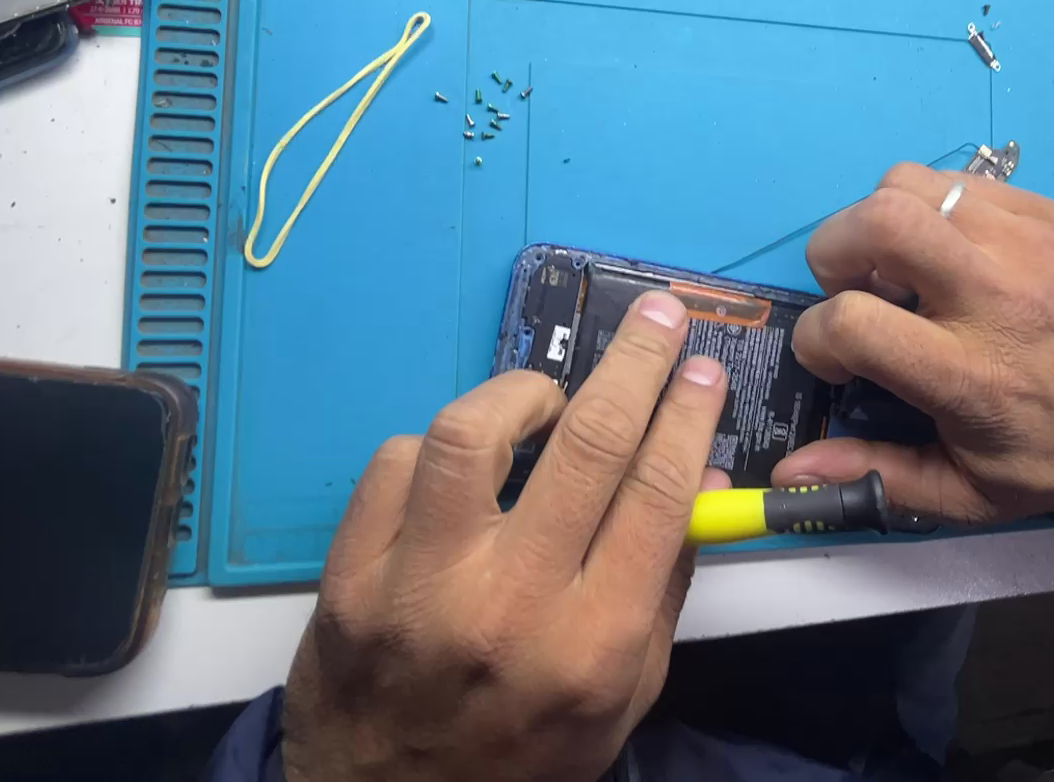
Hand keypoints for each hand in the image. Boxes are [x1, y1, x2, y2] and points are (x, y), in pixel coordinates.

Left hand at [282, 291, 730, 781]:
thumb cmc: (528, 750)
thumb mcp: (627, 690)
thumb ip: (669, 581)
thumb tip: (700, 473)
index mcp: (592, 643)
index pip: (655, 495)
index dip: (685, 416)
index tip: (702, 369)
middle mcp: (508, 607)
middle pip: (587, 445)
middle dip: (636, 363)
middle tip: (658, 315)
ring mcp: (417, 587)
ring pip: (469, 433)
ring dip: (521, 394)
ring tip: (546, 401)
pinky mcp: (352, 574)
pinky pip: (395, 461)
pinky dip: (440, 442)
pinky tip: (465, 464)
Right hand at [772, 164, 1053, 524]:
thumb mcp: (969, 491)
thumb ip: (874, 474)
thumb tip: (789, 471)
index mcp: (970, 373)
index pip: (851, 322)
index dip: (817, 339)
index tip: (839, 360)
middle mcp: (994, 293)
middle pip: (876, 222)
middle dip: (833, 253)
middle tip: (854, 290)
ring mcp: (1025, 239)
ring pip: (906, 184)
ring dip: (877, 222)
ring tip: (902, 268)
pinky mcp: (1046, 210)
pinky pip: (954, 179)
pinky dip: (928, 208)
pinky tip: (949, 251)